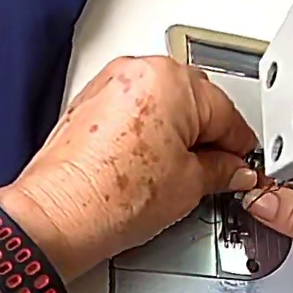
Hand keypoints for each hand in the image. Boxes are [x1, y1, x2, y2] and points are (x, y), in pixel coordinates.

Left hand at [0, 56, 260, 280]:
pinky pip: (127, 117)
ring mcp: (104, 88)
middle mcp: (134, 72)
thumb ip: (220, 171)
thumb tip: (230, 169)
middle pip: (190, 102)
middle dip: (203, 138)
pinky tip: (138, 172)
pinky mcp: (82, 108)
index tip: (241, 164)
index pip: (225, 110)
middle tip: (207, 175)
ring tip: (164, 179)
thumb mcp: (186, 188)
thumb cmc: (105, 201)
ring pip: (157, 109)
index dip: (238, 146)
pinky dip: (140, 139)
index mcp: (170, 79)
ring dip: (170, 137)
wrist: (52, 221)